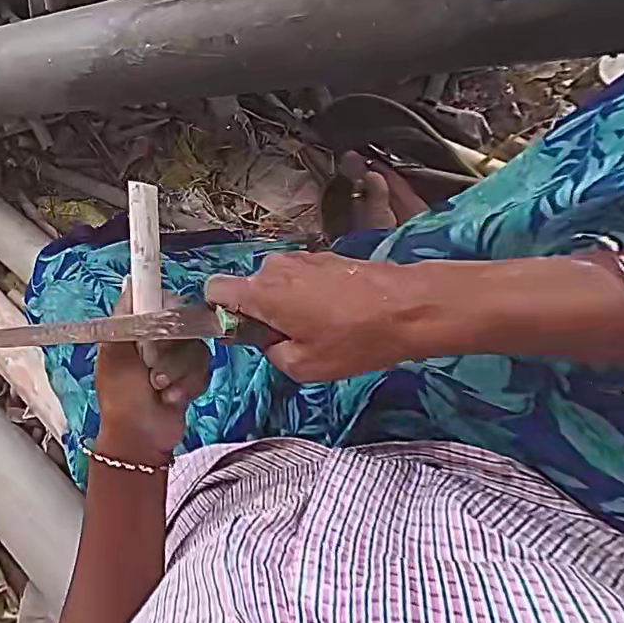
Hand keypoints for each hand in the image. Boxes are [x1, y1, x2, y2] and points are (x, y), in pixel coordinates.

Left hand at [92, 289, 211, 464]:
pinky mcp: (193, 374)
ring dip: (178, 372)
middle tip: (152, 370)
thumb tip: (128, 281)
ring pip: (195, 347)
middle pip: (182, 324)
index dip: (165, 310)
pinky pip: (204, 368)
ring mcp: (176, 356)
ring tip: (160, 389)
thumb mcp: (115, 356)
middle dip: (170, 353)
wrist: (139, 439)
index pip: (159, 301)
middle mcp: (157, 337)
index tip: (164, 325)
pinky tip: (173, 398)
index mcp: (135, 328)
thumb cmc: (120, 397)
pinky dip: (189, 385)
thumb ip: (124, 319)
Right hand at [205, 252, 455, 381]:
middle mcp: (273, 267)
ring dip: (286, 304)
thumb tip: (268, 341)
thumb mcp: (305, 366)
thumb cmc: (354, 340)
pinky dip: (307, 294)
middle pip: (248, 289)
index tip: (244, 332)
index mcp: (261, 292)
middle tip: (294, 337)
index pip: (214, 289)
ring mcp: (300, 258)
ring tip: (321, 326)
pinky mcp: (323, 256)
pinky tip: (337, 312)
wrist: (409, 307)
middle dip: (261, 313)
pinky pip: (299, 277)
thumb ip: (270, 353)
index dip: (220, 312)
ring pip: (275, 284)